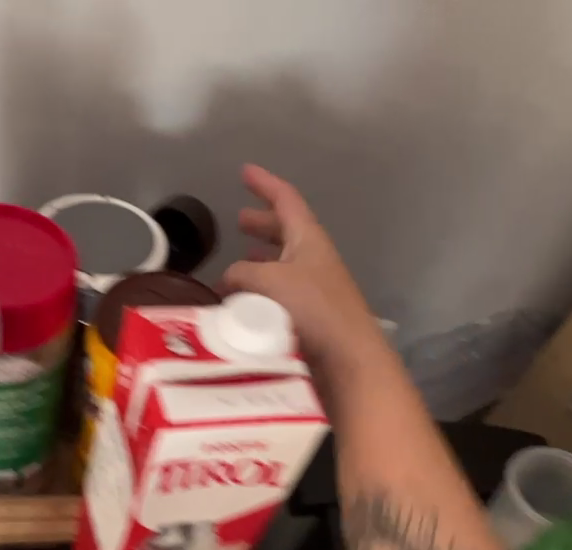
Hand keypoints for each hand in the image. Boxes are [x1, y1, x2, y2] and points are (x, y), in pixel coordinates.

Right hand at [222, 164, 386, 364]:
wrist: (345, 355)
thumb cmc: (312, 308)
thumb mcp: (270, 280)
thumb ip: (241, 273)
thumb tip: (225, 280)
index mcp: (308, 238)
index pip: (285, 200)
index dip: (264, 184)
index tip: (244, 172)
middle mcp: (312, 258)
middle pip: (284, 231)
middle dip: (261, 225)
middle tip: (239, 222)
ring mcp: (311, 287)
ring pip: (280, 265)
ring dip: (257, 262)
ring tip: (236, 266)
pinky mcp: (307, 316)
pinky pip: (278, 294)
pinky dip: (258, 292)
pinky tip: (242, 305)